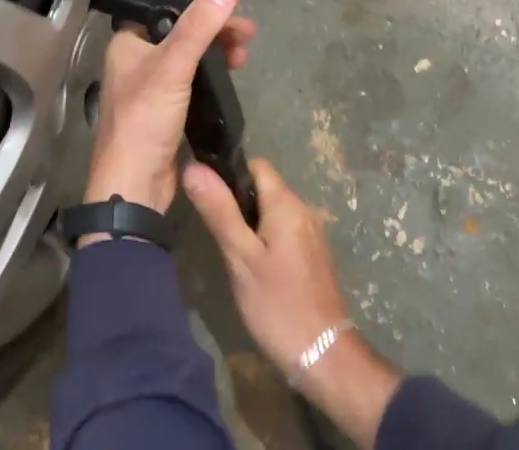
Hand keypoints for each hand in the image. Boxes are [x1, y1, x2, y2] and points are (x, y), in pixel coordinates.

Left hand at [83, 0, 255, 219]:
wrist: (136, 183)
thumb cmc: (145, 119)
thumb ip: (200, 26)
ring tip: (245, 51)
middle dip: (215, 25)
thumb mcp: (173, 66)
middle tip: (247, 30)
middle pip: (182, 29)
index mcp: (128, 41)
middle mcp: (137, 58)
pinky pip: (194, 78)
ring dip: (218, 47)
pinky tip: (232, 71)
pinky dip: (213, 71)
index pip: (164, 5)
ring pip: (191, 54)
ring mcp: (152, 85)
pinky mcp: (168, 108)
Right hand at [185, 157, 402, 448]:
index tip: (208, 198)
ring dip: (251, 223)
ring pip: (274, 212)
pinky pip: (284, 231)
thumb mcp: (239, 256)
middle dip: (238, 202)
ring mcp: (313, 234)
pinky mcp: (314, 256)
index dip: (230, 174)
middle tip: (215, 232)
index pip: (256, 165)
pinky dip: (265, 239)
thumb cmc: (277, 304)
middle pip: (264, 188)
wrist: (323, 354)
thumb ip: (218, 210)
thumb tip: (195, 167)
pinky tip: (253, 267)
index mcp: (287, 203)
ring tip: (230, 251)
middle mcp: (304, 210)